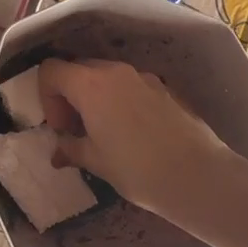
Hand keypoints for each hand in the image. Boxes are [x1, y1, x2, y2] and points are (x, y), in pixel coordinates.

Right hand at [37, 57, 234, 212]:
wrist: (200, 178)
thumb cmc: (138, 170)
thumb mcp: (96, 162)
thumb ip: (71, 149)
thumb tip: (59, 150)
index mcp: (91, 85)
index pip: (51, 70)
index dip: (47, 96)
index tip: (61, 127)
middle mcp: (115, 72)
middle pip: (78, 68)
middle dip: (70, 94)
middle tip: (77, 128)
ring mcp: (143, 77)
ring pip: (106, 76)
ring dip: (96, 96)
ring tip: (105, 131)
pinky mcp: (165, 88)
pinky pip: (131, 86)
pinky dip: (121, 100)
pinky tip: (134, 133)